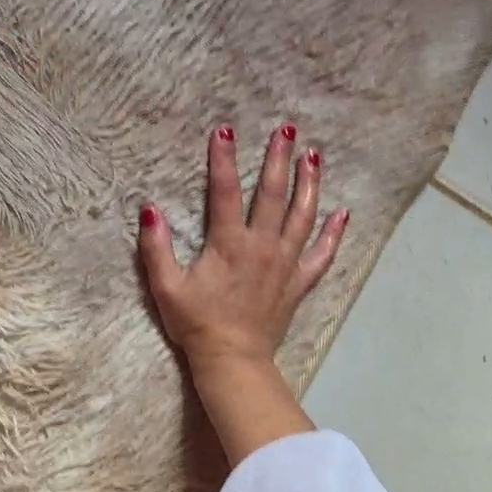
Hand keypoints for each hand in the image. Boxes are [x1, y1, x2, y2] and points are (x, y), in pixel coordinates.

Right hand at [138, 123, 349, 462]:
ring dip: (309, 184)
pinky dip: (333, 234)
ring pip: (303, 216)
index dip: (224, 160)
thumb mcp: (166, 286)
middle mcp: (262, 247)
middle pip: (274, 195)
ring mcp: (285, 264)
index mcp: (229, 244)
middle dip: (279, 160)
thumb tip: (149, 209)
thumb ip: (155, 248)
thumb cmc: (195, 322)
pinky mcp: (297, 283)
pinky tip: (342, 213)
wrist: (233, 361)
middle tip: (287, 130)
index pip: (226, 192)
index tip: (224, 131)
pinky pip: (322, 255)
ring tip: (314, 156)